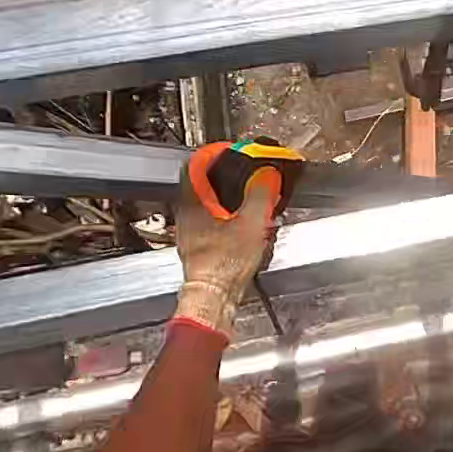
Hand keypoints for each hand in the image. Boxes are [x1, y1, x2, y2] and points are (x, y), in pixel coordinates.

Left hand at [172, 163, 280, 339]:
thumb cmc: (224, 264)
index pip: (194, 165)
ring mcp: (189, 232)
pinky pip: (208, 222)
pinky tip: (241, 224)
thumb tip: (266, 175)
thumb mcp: (251, 224)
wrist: (214, 299)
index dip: (213, 155)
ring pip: (205, 204)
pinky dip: (224, 217)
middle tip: (243, 174)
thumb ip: (259, 195)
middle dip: (223, 177)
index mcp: (192, 203)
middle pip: (200, 184)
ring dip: (224, 198)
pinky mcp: (197, 248)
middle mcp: (186, 215)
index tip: (229, 153)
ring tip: (246, 198)